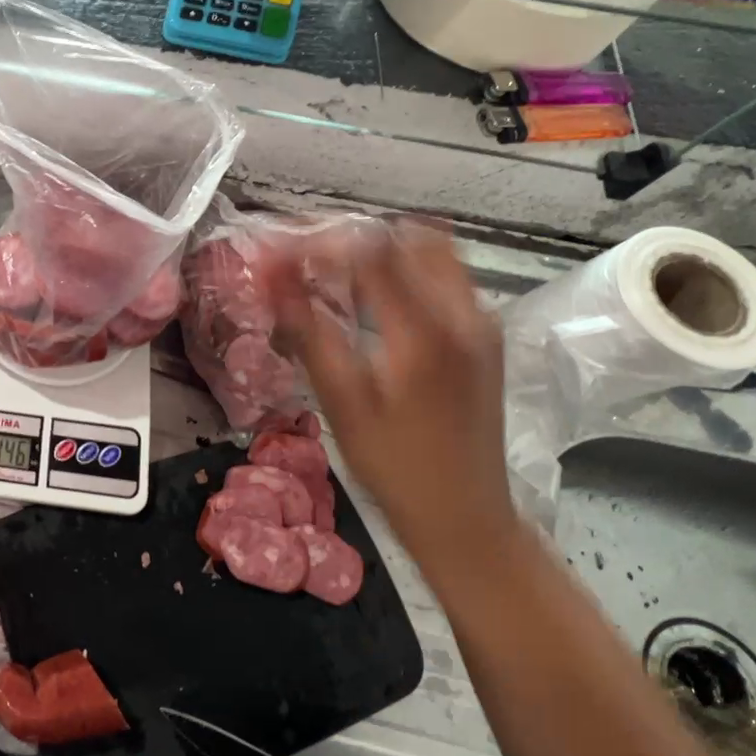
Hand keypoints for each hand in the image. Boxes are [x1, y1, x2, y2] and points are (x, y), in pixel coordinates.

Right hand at [264, 218, 519, 573]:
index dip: (317, 244)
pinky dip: (405, 271)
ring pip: (434, 253)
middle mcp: (464, 314)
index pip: (370, 252)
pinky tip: (370, 300)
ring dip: (381, 251)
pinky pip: (446, 278)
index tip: (278, 257)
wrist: (468, 518)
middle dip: (352, 238)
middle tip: (306, 260)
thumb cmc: (396, 467)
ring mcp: (482, 325)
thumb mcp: (342, 402)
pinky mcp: (484, 338)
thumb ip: (307, 332)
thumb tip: (270, 278)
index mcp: (427, 330)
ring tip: (333, 276)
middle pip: (410, 237)